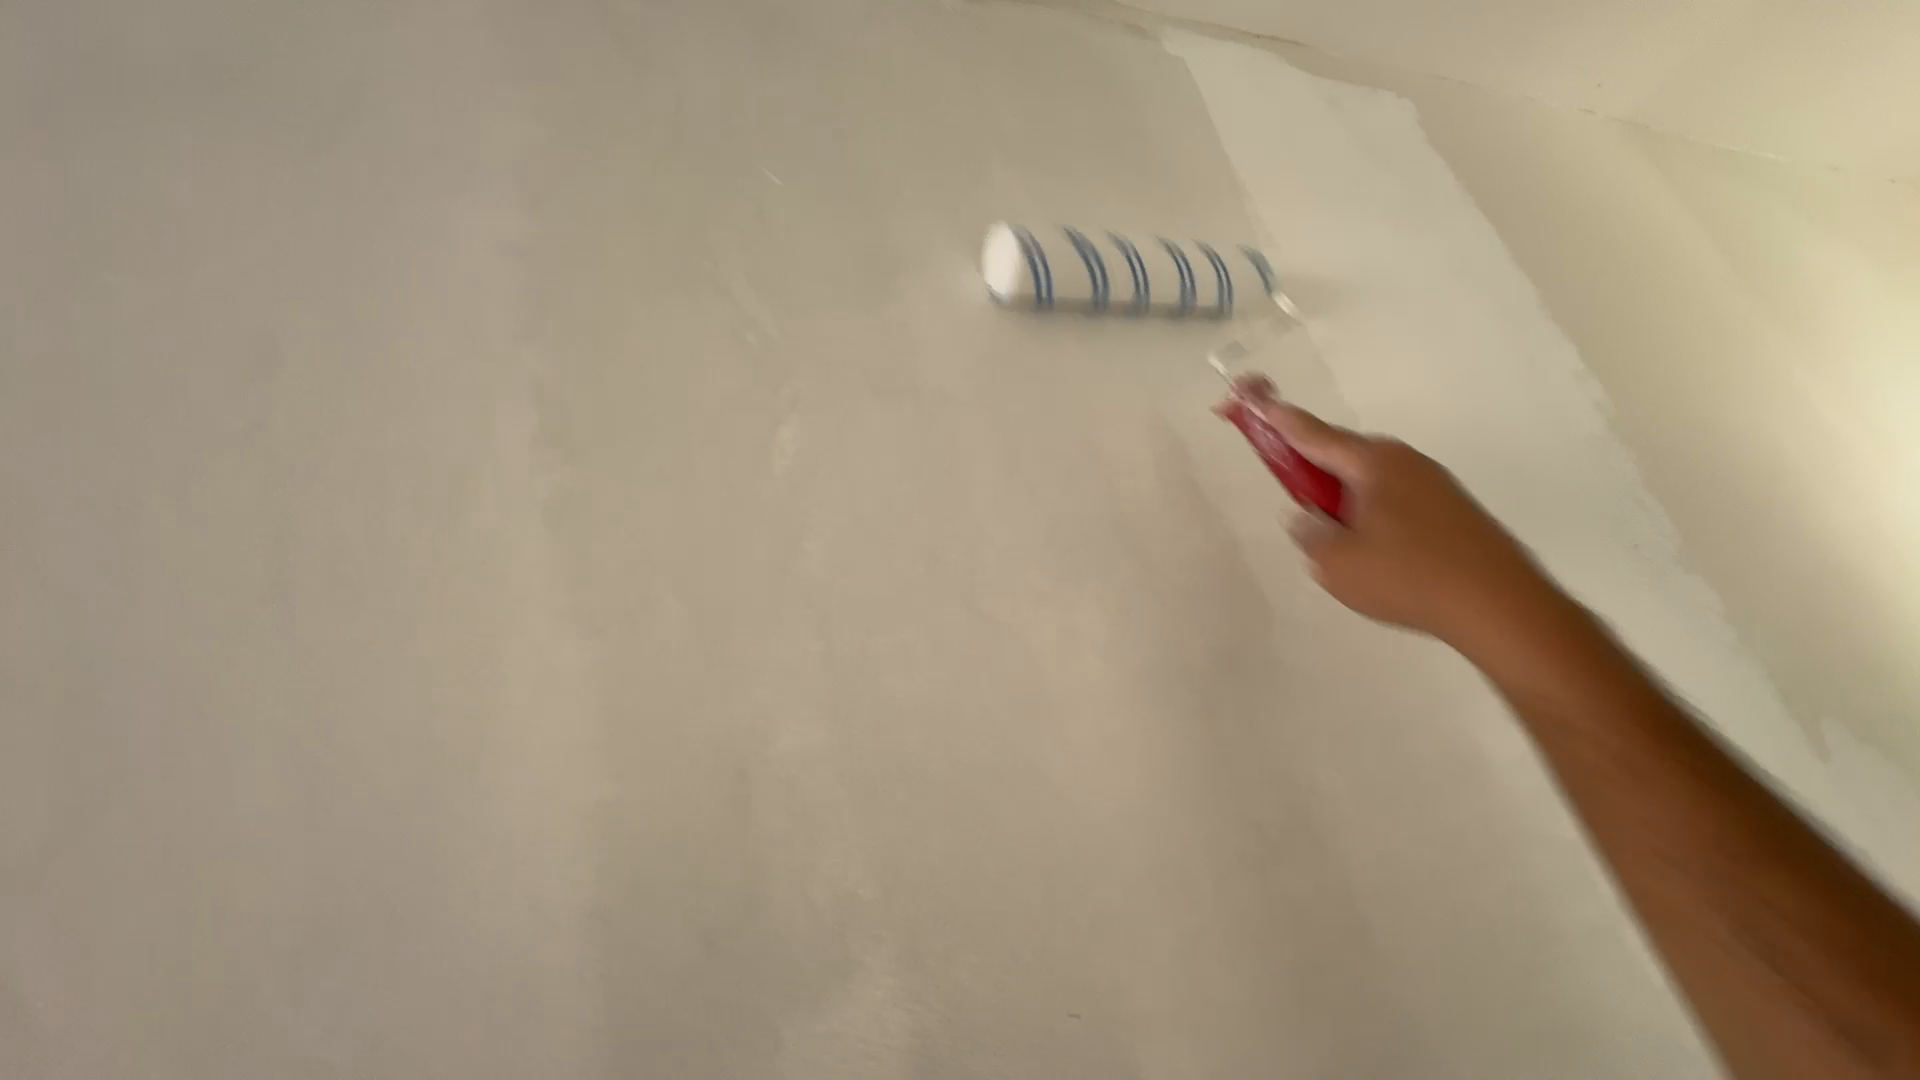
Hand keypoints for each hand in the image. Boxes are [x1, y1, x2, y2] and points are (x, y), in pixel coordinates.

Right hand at [1226, 384, 1557, 650]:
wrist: (1502, 606)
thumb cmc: (1407, 578)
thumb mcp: (1334, 562)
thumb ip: (1308, 532)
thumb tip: (1307, 516)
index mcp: (1370, 463)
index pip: (1309, 432)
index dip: (1271, 416)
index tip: (1244, 392)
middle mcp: (1402, 460)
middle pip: (1339, 456)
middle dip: (1310, 472)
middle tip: (1297, 504)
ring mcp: (1432, 482)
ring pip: (1366, 482)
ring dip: (1341, 502)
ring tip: (1342, 549)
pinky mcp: (1450, 509)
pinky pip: (1392, 500)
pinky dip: (1370, 516)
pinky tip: (1376, 556)